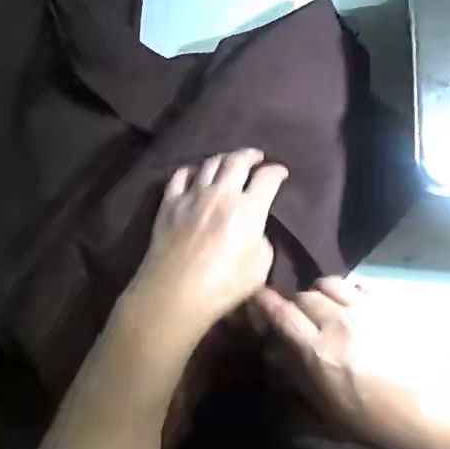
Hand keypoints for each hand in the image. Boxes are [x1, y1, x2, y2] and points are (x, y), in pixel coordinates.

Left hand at [113, 149, 288, 363]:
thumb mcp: (260, 268)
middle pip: (237, 161)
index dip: (277, 171)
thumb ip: (262, 241)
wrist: (175, 293)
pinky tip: (194, 174)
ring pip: (210, 163)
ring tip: (228, 162)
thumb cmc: (224, 286)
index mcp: (249, 208)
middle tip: (256, 157)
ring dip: (223, 159)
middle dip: (250, 155)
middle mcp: (222, 193)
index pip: (268, 178)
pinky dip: (191, 171)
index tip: (280, 172)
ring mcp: (192, 195)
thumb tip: (253, 230)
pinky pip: (180, 176)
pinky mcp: (169, 203)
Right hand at [252, 278, 449, 448]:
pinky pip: (357, 284)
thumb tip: (279, 359)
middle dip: (294, 304)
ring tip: (325, 309)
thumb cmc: (386, 427)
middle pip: (303, 296)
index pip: (281, 314)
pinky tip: (353, 306)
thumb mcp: (333, 417)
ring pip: (328, 283)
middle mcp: (337, 323)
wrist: (446, 414)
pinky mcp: (390, 303)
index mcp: (318, 353)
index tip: (256, 298)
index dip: (264, 303)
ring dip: (319, 293)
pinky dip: (346, 289)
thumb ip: (301, 383)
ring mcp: (365, 309)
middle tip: (297, 319)